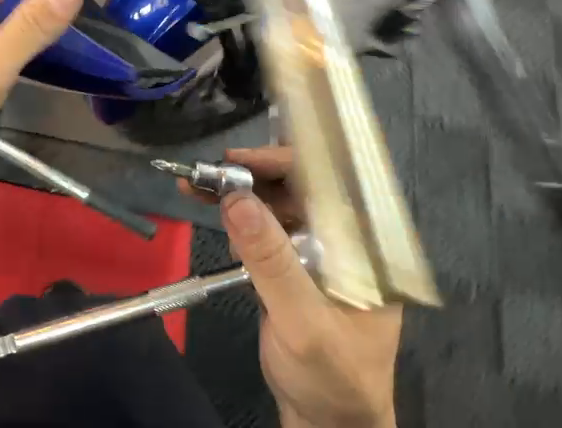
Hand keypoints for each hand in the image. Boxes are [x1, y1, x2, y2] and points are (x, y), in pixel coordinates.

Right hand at [200, 148, 401, 427]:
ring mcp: (317, 252)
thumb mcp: (302, 321)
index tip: (238, 161)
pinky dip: (234, 214)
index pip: (331, 185)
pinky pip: (264, 228)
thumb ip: (271, 261)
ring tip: (196, 184)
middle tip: (207, 173)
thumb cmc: (330, 377)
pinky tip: (208, 205)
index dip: (285, 163)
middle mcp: (345, 242)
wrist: (325, 425)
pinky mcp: (292, 265)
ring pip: (276, 203)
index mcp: (365, 249)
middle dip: (252, 175)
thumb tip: (235, 198)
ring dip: (237, 191)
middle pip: (299, 188)